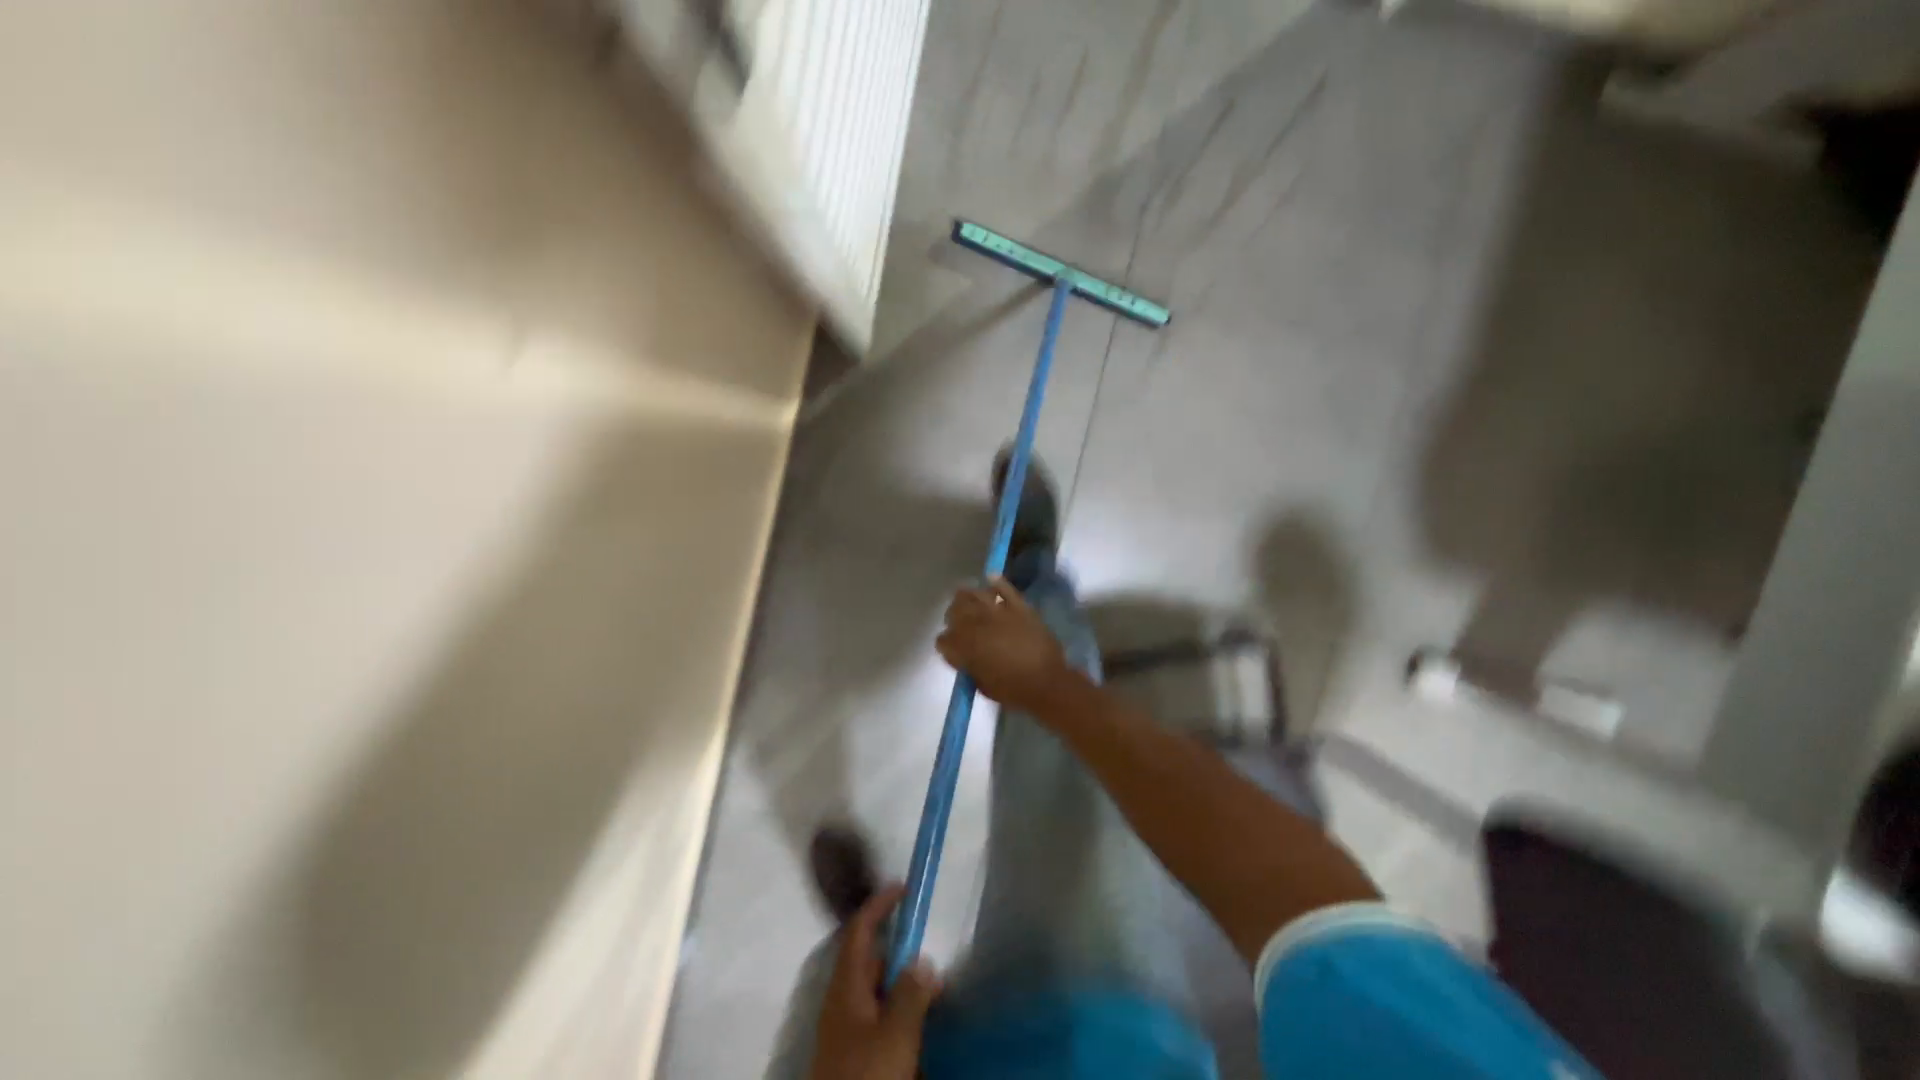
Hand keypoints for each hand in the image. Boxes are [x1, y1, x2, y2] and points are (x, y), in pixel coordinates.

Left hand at [804, 886, 940, 1079]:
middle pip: (867, 960)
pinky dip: (899, 1009)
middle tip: (929, 942)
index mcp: (845, 987)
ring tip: (932, 982)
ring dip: (901, 980)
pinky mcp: (855, 1053)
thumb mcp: (895, 1034)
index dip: (879, 905)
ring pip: (875, 990)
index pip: (859, 931)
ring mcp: (846, 1029)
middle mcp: (842, 1002)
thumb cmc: (866, 1076)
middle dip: (897, 945)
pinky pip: (879, 1017)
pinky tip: (920, 1021)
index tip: (904, 887)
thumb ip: (911, 994)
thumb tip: (922, 959)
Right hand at [936, 578, 1076, 712]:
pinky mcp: (1019, 607)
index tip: (951, 649)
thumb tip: (962, 656)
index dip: (945, 644)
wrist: (1047, 682)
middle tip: (957, 623)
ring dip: (967, 597)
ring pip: (975, 594)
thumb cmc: (1013, 690)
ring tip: (967, 599)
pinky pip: (1005, 588)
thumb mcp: (981, 685)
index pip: (943, 639)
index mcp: (965, 647)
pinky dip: (997, 582)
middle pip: (955, 611)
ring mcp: (999, 612)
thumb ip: (968, 667)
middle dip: (953, 617)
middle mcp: (977, 625)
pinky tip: (991, 579)